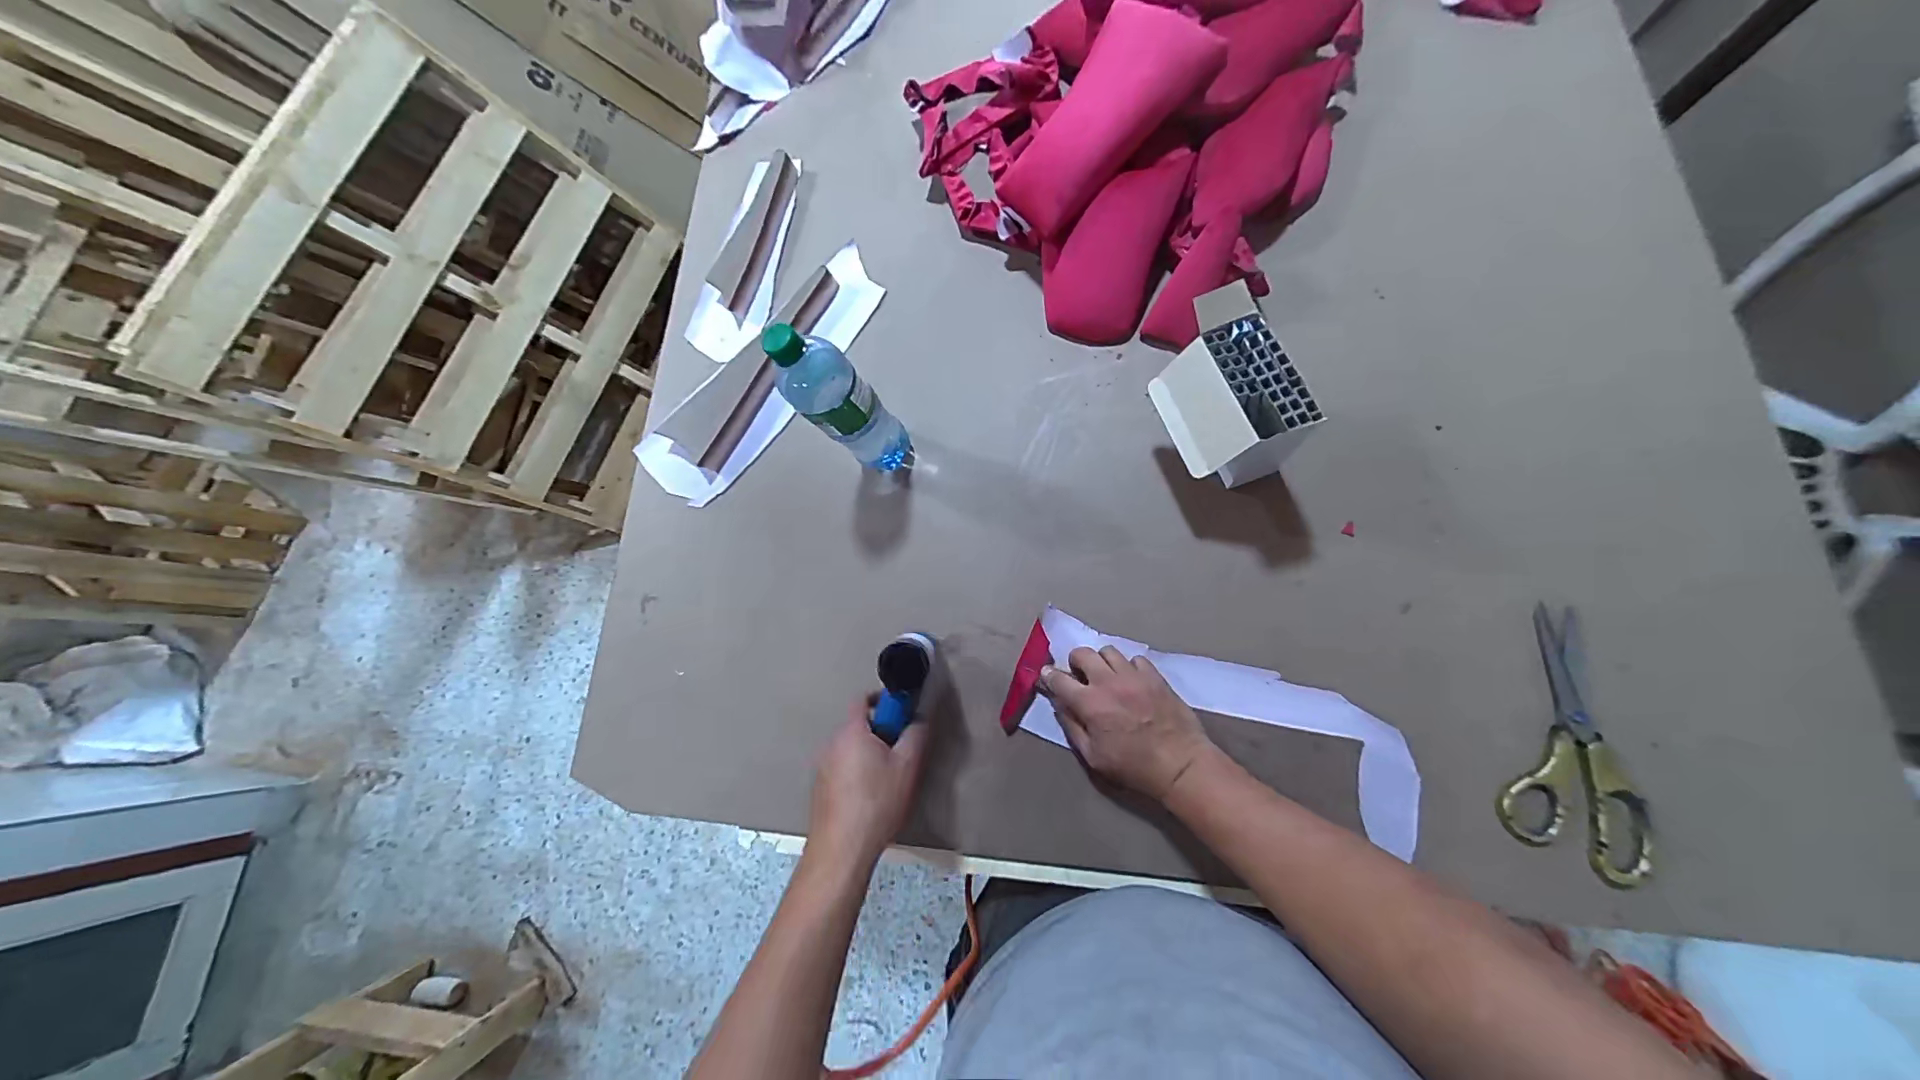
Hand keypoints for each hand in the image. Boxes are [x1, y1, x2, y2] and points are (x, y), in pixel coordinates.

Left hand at [807, 697, 927, 870]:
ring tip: (888, 779)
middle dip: (881, 733)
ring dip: (869, 755)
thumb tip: (918, 721)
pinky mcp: (820, 789)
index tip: (902, 715)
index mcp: (851, 732)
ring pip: (851, 749)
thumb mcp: (908, 766)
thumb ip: (916, 734)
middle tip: (900, 752)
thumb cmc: (875, 804)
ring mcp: (822, 768)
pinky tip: (871, 798)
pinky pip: (842, 769)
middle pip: (859, 726)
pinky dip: (857, 774)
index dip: (886, 701)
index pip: (864, 699)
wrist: (842, 848)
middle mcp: (832, 744)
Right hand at [1040, 647, 1218, 801]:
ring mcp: (1134, 676)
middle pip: (1083, 653)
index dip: (1048, 676)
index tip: (1046, 676)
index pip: (1059, 679)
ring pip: (1109, 651)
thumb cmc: (1133, 767)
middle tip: (1080, 677)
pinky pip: (1136, 659)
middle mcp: (1109, 682)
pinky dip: (1129, 667)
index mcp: (1090, 703)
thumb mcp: (1094, 757)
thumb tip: (1060, 706)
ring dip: (1102, 662)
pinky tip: (1132, 682)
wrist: (1180, 764)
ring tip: (1107, 677)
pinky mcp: (1155, 676)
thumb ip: (1073, 728)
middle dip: (1076, 662)